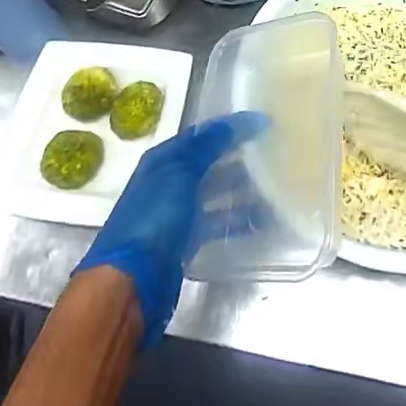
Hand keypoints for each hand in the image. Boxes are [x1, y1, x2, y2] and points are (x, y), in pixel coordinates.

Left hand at [75, 112, 265, 346]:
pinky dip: (238, 219)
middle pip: (209, 163)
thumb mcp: (180, 173)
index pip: (201, 135)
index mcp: (162, 161)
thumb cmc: (153, 219)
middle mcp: (168, 184)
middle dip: (239, 156)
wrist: (130, 283)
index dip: (230, 127)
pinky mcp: (185, 241)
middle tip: (275, 151)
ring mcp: (176, 213)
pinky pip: (217, 222)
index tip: (264, 123)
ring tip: (275, 185)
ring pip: (215, 193)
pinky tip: (261, 219)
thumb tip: (236, 122)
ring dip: (241, 188)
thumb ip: (207, 146)